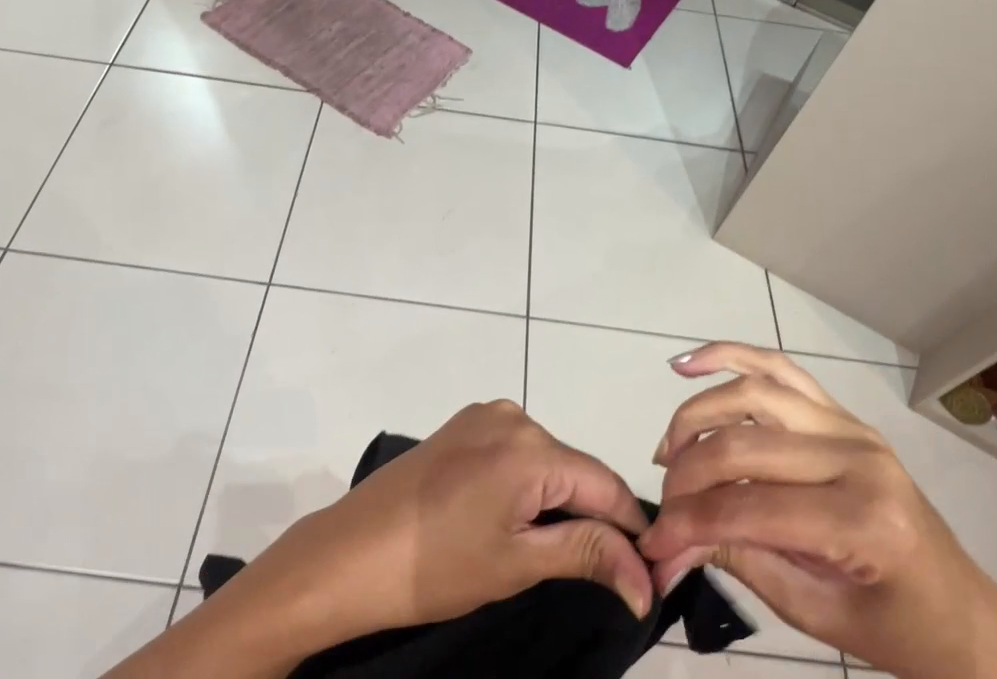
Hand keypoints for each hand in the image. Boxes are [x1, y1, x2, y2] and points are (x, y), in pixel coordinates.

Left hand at [251, 399, 654, 638]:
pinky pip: (516, 454)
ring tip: (564, 553)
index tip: (649, 577)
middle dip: (597, 518)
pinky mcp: (460, 429)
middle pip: (577, 470)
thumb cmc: (434, 567)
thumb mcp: (518, 563)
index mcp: (530, 447)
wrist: (346, 556)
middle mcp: (512, 416)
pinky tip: (521, 521)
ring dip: (563, 503)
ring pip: (548, 462)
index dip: (633, 533)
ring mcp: (481, 418)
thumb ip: (588, 554)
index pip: (606, 486)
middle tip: (611, 575)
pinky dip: (530, 487)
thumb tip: (645, 579)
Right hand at [638, 343, 996, 678]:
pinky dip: (730, 357)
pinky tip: (687, 363)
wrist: (959, 609)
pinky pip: (780, 371)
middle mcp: (858, 458)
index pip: (745, 508)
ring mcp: (852, 426)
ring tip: (666, 450)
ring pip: (751, 395)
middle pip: (740, 447)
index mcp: (862, 520)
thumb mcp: (812, 611)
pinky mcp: (843, 415)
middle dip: (685, 477)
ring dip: (696, 416)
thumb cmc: (893, 624)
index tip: (651, 544)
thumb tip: (662, 546)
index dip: (686, 524)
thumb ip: (735, 563)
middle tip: (660, 508)